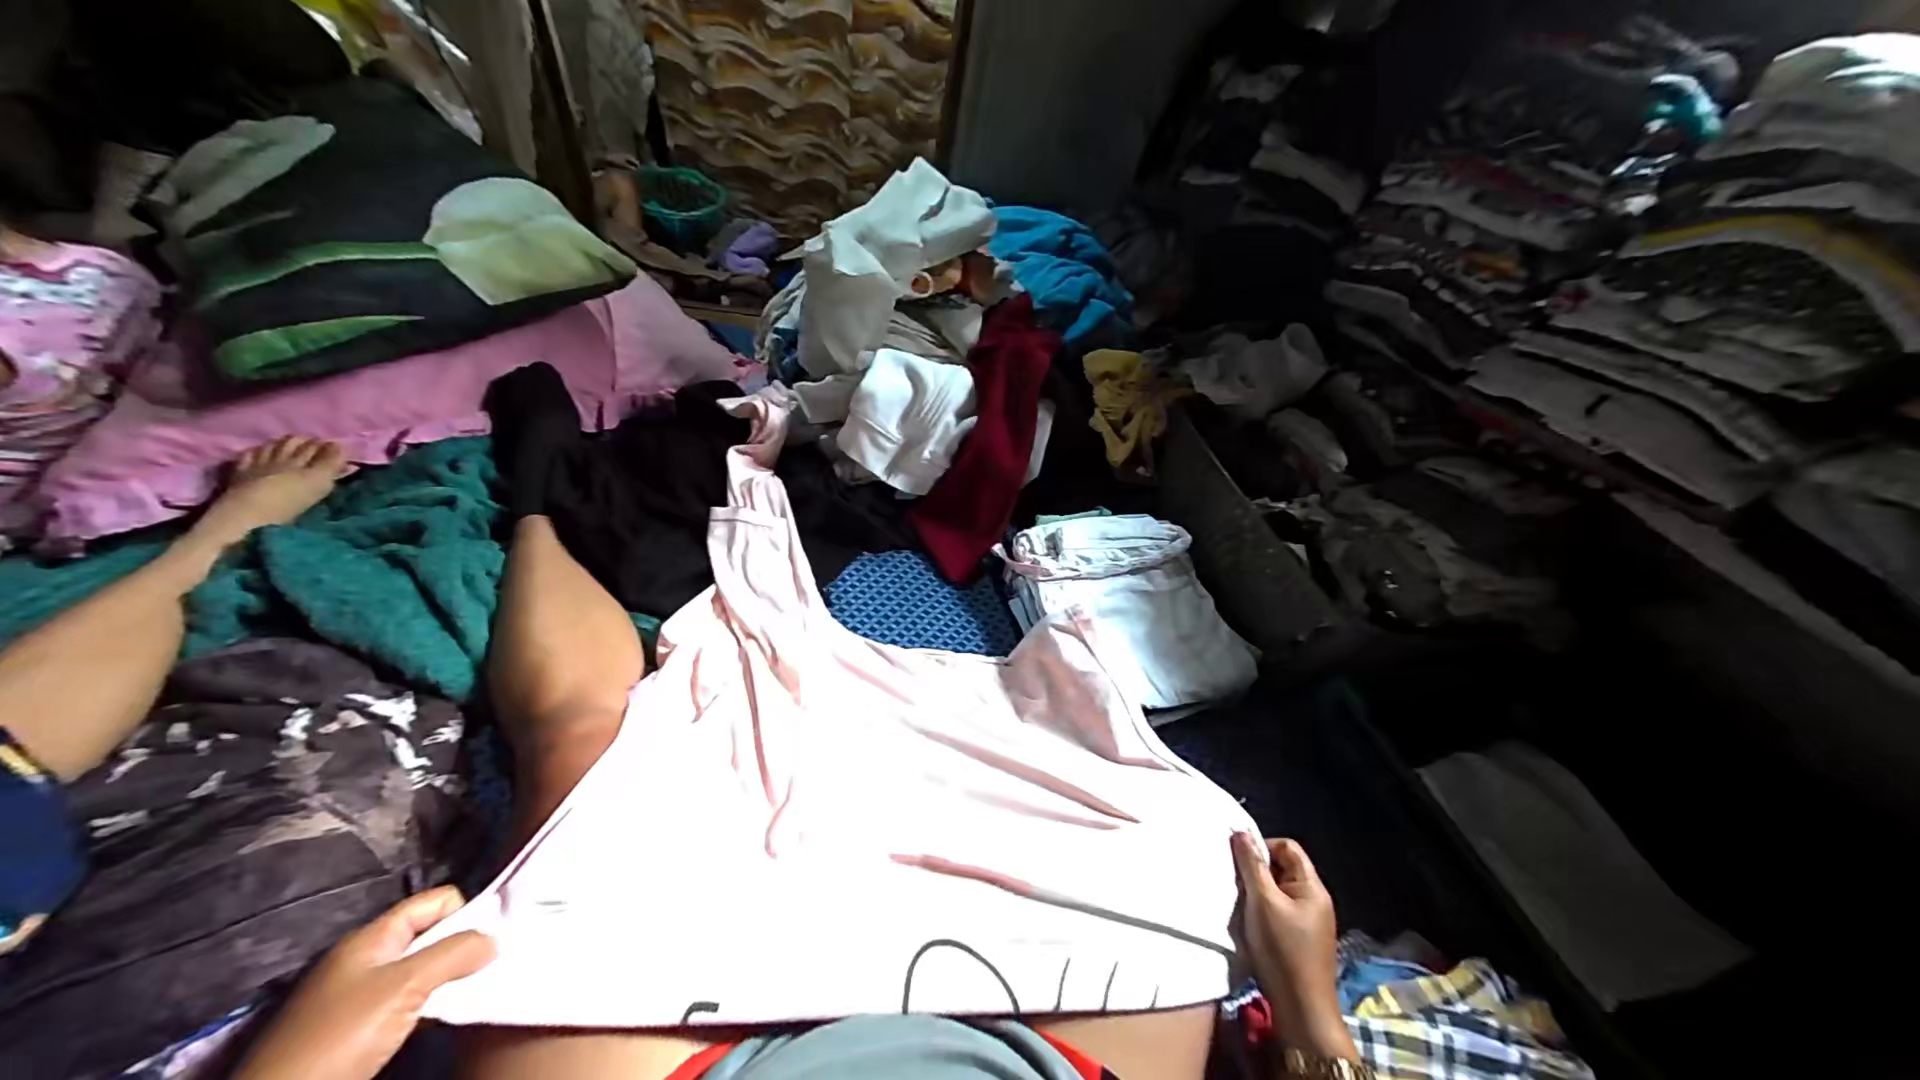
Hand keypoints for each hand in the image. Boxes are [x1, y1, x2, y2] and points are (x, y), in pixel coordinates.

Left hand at [232, 886, 495, 1079]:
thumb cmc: (339, 1037)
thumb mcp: (403, 987)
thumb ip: (454, 952)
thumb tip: (494, 940)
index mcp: (370, 937)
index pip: (436, 901)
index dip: (466, 911)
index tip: (489, 938)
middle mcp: (365, 959)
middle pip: (430, 934)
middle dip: (460, 946)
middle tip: (487, 965)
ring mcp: (357, 996)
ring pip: (421, 970)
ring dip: (447, 978)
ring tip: (471, 991)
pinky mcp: (356, 1029)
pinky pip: (408, 1000)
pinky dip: (430, 1003)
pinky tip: (443, 1015)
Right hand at [1231, 832, 1358, 1061]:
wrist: (1302, 1009)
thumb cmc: (1282, 950)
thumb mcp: (1262, 902)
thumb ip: (1251, 866)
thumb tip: (1241, 832)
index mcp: (1312, 887)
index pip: (1287, 847)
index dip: (1262, 846)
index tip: (1239, 861)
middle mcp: (1315, 900)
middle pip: (1283, 867)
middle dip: (1257, 869)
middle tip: (1236, 882)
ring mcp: (1309, 920)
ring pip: (1278, 889)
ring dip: (1258, 891)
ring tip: (1241, 902)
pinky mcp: (1300, 938)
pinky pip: (1279, 909)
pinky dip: (1263, 909)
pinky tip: (1250, 921)